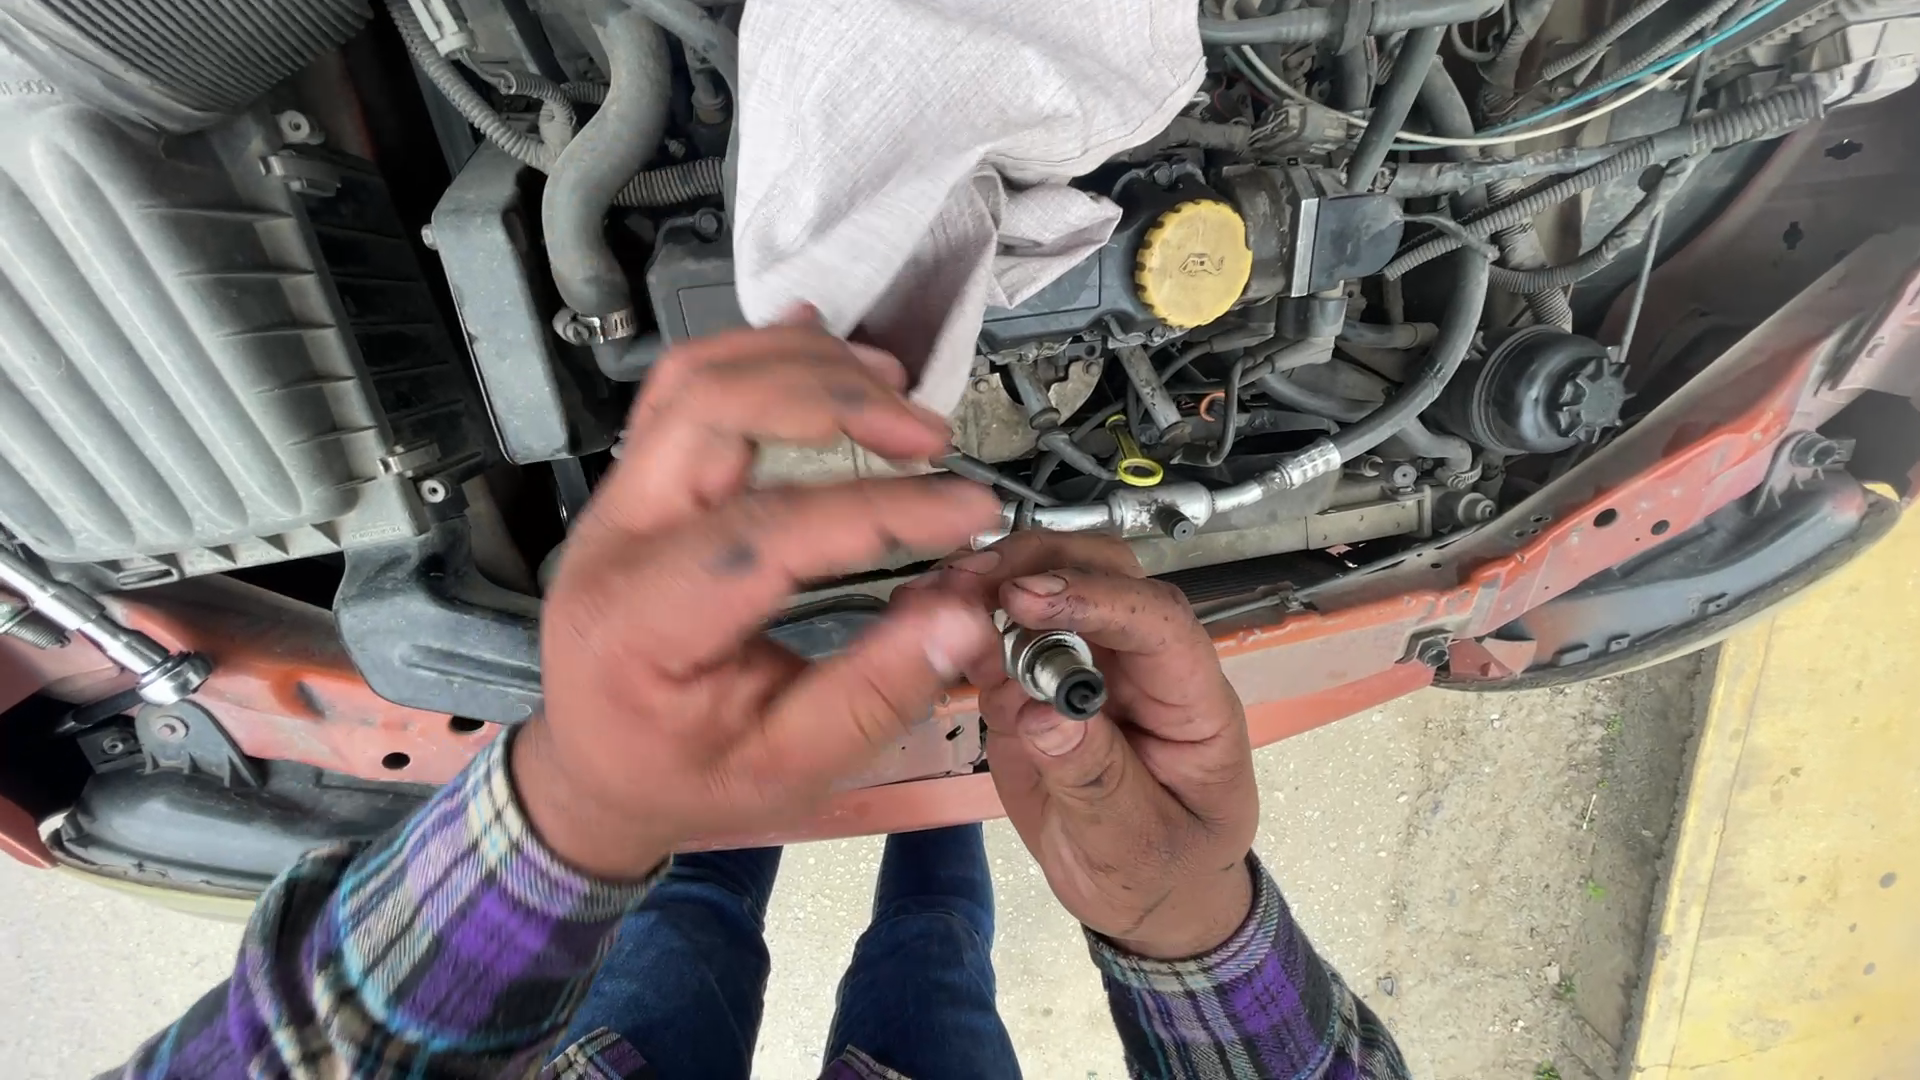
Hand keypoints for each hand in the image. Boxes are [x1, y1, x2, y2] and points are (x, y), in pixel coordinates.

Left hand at [515, 315, 1004, 878]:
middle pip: (714, 412)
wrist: (597, 767)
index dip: (885, 510)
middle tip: (929, 434)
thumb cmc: (691, 775)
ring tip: (894, 386)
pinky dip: (765, 354)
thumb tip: (968, 610)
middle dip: (837, 402)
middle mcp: (614, 537)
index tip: (973, 510)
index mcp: (642, 623)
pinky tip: (828, 352)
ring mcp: (619, 497)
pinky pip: (690, 386)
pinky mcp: (639, 481)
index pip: (770, 532)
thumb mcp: (790, 765)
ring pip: (699, 378)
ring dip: (804, 364)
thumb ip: (878, 691)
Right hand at [928, 532, 1259, 958]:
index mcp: (1190, 697)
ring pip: (1051, 583)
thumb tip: (1039, 711)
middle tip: (970, 581)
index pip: (1158, 621)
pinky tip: (926, 616)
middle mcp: (1140, 661)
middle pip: (1106, 571)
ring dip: (993, 578)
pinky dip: (965, 617)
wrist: (1137, 896)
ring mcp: (1088, 662)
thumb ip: (1094, 779)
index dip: (1095, 599)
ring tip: (935, 594)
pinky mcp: (1037, 677)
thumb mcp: (1134, 844)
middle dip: (1037, 563)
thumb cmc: (1159, 872)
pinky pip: (1005, 631)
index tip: (1024, 601)